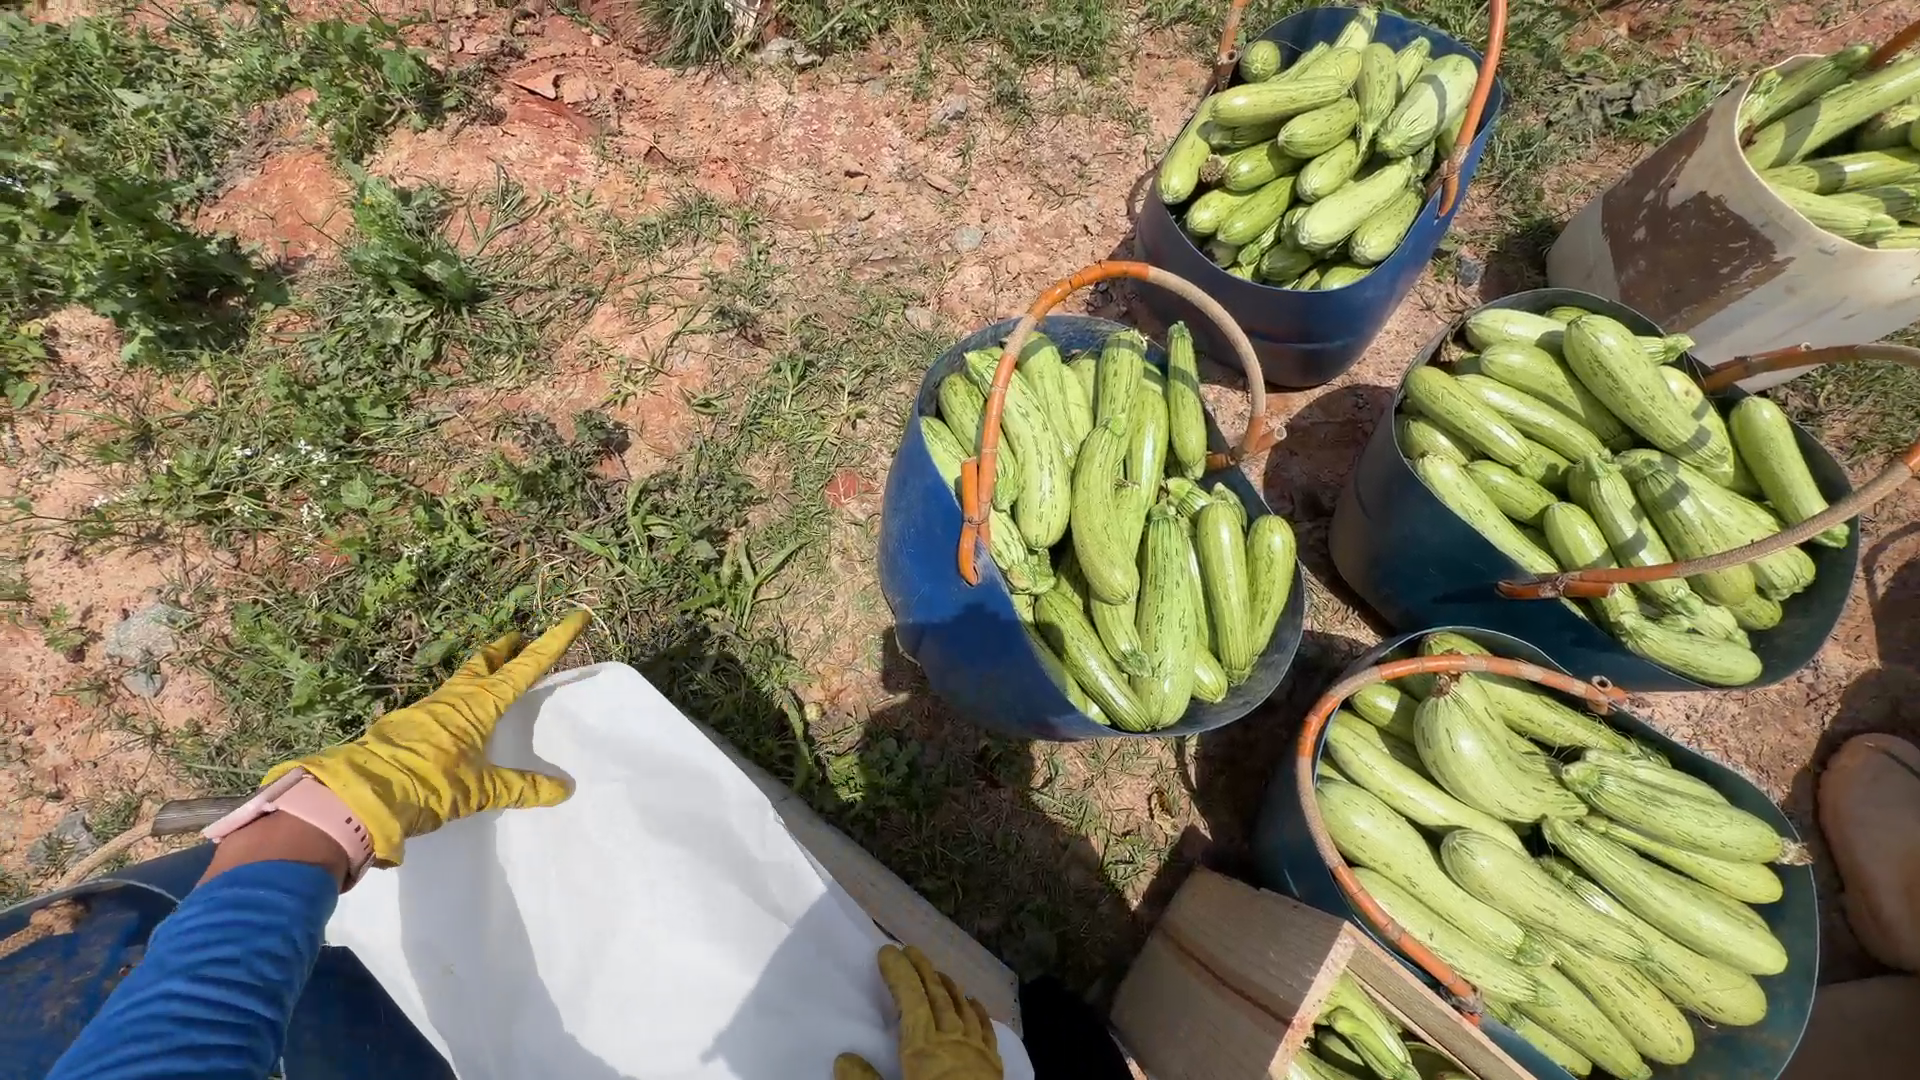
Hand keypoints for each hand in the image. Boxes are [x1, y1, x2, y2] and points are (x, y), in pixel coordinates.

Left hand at [261, 610, 590, 864]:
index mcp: (480, 705)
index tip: (576, 617)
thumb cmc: (426, 784)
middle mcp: (454, 699)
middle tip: (519, 639)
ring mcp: (424, 711)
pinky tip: (453, 722)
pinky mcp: (402, 728)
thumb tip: (563, 791)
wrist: (353, 798)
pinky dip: (456, 702)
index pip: (527, 666)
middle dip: (505, 649)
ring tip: (489, 678)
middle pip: (485, 662)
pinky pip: (439, 705)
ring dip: (478, 673)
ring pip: (460, 681)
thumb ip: (521, 788)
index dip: (554, 642)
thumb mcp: (480, 790)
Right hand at [834, 945, 1002, 1079]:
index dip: (897, 971)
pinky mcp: (993, 1066)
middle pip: (935, 994)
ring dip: (946, 985)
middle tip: (909, 949)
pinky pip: (984, 1028)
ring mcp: (976, 1050)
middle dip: (920, 969)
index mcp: (923, 1047)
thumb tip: (843, 1058)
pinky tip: (973, 1001)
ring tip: (936, 971)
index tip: (886, 951)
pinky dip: (975, 1010)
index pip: (908, 997)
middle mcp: (951, 1039)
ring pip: (960, 1006)